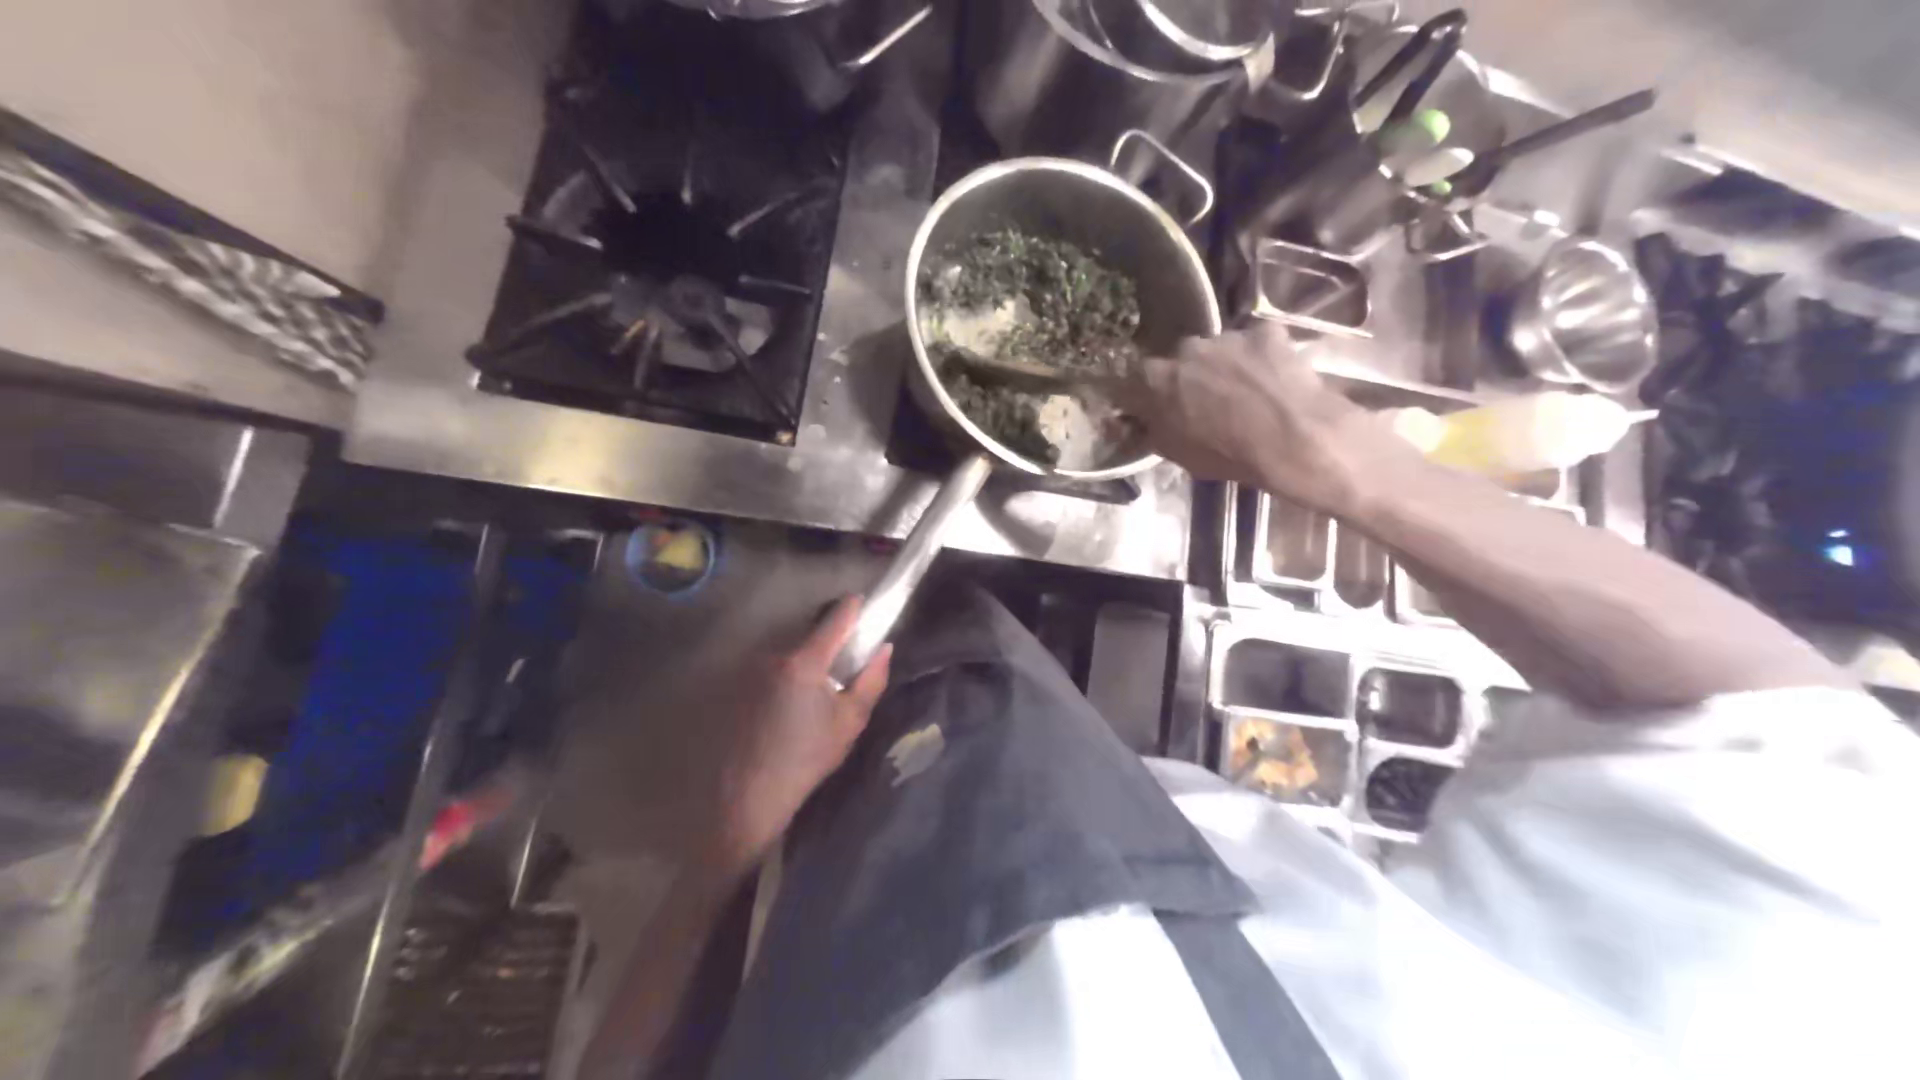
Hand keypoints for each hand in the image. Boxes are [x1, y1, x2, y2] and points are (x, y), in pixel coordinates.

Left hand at [702, 595, 891, 875]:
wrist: (750, 793)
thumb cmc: (808, 757)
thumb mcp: (850, 720)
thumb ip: (872, 679)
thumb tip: (884, 648)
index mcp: (806, 661)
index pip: (835, 618)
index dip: (853, 607)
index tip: (864, 601)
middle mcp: (775, 655)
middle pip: (811, 633)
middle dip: (830, 639)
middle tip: (847, 656)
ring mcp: (753, 668)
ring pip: (792, 651)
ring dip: (808, 658)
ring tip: (820, 686)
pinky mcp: (740, 684)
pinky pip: (774, 667)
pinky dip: (788, 674)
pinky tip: (793, 703)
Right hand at [1116, 322, 1395, 515]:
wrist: (1292, 440)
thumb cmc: (1227, 455)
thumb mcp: (1175, 453)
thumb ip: (1152, 429)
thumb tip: (1140, 421)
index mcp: (1154, 379)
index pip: (1131, 379)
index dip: (1139, 392)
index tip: (1147, 405)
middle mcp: (1185, 349)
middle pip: (1178, 359)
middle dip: (1187, 376)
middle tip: (1204, 400)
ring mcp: (1226, 337)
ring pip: (1218, 349)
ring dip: (1224, 365)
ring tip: (1246, 391)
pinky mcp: (1265, 331)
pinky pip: (1256, 342)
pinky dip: (1260, 356)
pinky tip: (1273, 378)